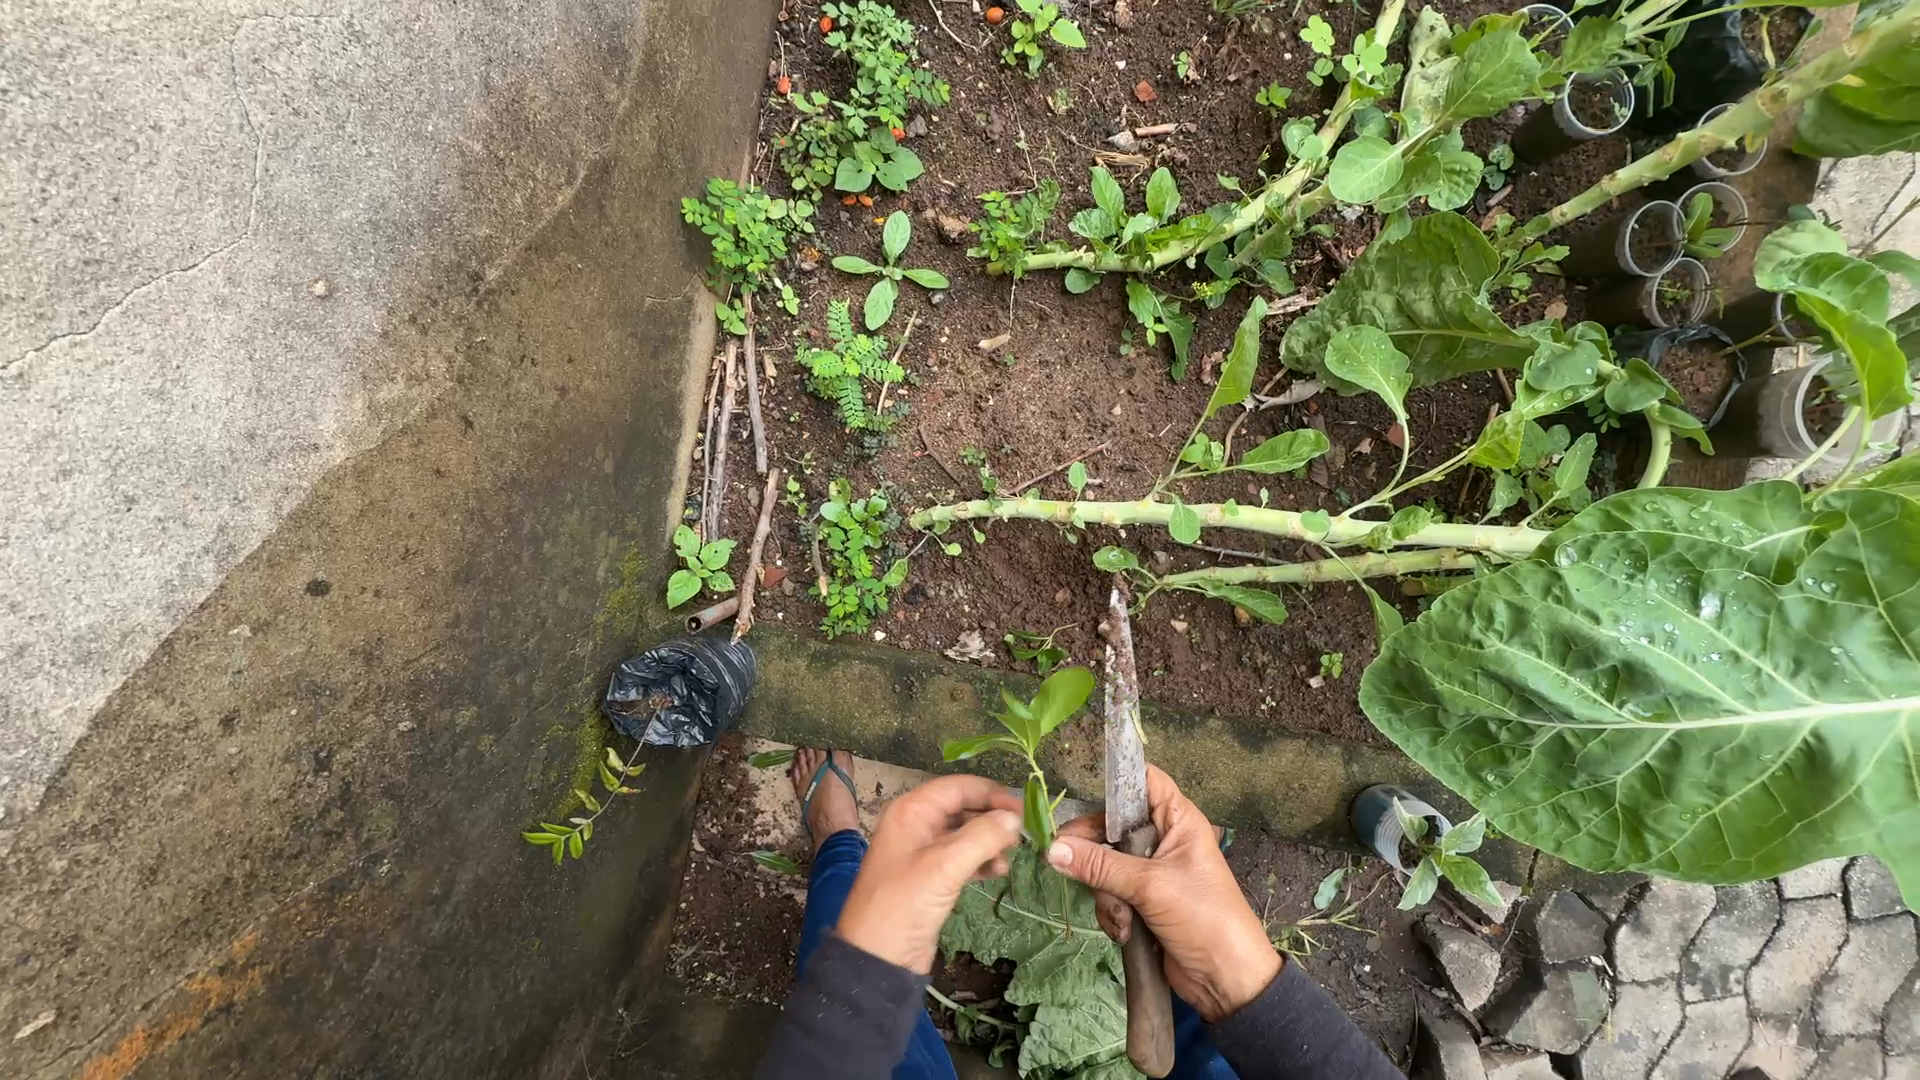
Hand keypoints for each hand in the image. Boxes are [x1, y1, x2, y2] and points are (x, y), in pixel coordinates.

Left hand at [837, 774, 1024, 972]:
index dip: (991, 793)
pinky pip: (962, 857)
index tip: (1024, 808)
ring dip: (989, 840)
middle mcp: (916, 824)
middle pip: (963, 807)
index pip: (958, 787)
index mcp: (911, 810)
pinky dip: (981, 860)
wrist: (875, 962)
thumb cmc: (903, 905)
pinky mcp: (930, 878)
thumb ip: (982, 836)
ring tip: (1011, 854)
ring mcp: (923, 852)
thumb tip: (1015, 818)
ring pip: (965, 833)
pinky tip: (998, 870)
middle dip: (993, 817)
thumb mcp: (943, 867)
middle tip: (1024, 832)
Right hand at [1049, 765, 1281, 1021]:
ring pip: (1105, 863)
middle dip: (1094, 851)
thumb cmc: (1202, 917)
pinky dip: (1112, 911)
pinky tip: (1123, 931)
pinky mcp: (1140, 900)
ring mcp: (1150, 871)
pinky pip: (1109, 892)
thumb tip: (1051, 849)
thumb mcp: (1150, 887)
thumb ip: (1099, 866)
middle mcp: (1161, 838)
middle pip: (1111, 825)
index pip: (1142, 780)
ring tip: (1121, 917)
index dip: (1115, 781)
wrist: (1227, 984)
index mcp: (1176, 819)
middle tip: (1066, 860)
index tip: (1080, 793)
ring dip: (1106, 892)